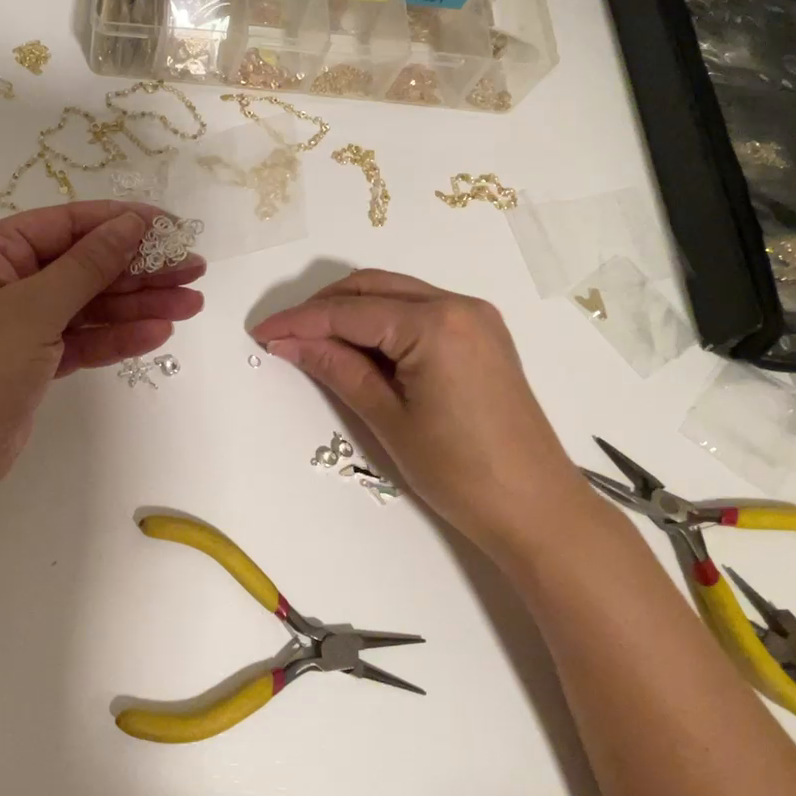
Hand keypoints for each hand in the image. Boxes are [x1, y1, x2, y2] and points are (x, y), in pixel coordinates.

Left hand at [0, 201, 205, 491]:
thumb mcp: (34, 309)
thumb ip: (88, 265)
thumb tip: (132, 223)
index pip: (67, 224)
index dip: (122, 223)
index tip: (173, 227)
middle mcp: (6, 279)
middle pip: (84, 263)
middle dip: (139, 267)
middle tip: (195, 269)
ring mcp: (21, 322)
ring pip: (90, 303)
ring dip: (138, 303)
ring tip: (193, 303)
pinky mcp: (35, 360)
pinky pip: (84, 338)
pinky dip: (118, 337)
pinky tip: (158, 333)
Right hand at [249, 270, 592, 557]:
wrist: (535, 507)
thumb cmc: (458, 471)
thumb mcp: (387, 417)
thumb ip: (336, 368)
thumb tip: (286, 342)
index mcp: (435, 324)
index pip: (350, 312)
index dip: (299, 320)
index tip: (260, 333)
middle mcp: (458, 305)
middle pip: (371, 287)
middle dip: (322, 308)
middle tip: (282, 338)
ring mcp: (475, 318)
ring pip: (394, 294)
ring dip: (350, 312)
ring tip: (312, 344)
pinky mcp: (481, 335)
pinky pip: (417, 311)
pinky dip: (381, 322)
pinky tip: (357, 349)